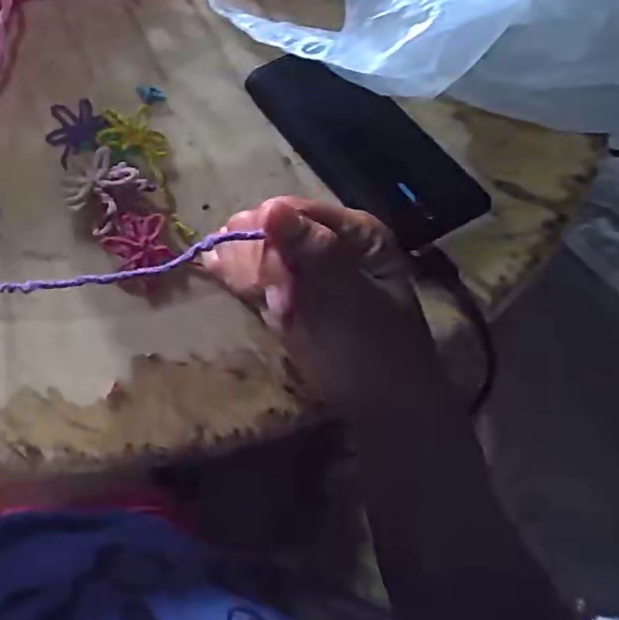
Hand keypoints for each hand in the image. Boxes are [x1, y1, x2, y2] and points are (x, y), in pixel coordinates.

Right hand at [201, 196, 435, 401]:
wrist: (380, 411)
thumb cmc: (374, 355)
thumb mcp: (348, 301)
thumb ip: (314, 252)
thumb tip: (270, 208)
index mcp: (353, 230)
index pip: (288, 212)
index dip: (271, 245)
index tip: (276, 294)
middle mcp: (324, 236)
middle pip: (263, 227)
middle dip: (262, 266)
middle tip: (279, 308)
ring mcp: (300, 260)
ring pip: (246, 247)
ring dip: (249, 278)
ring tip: (275, 313)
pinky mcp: (279, 283)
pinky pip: (243, 267)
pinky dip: (238, 282)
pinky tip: (244, 294)